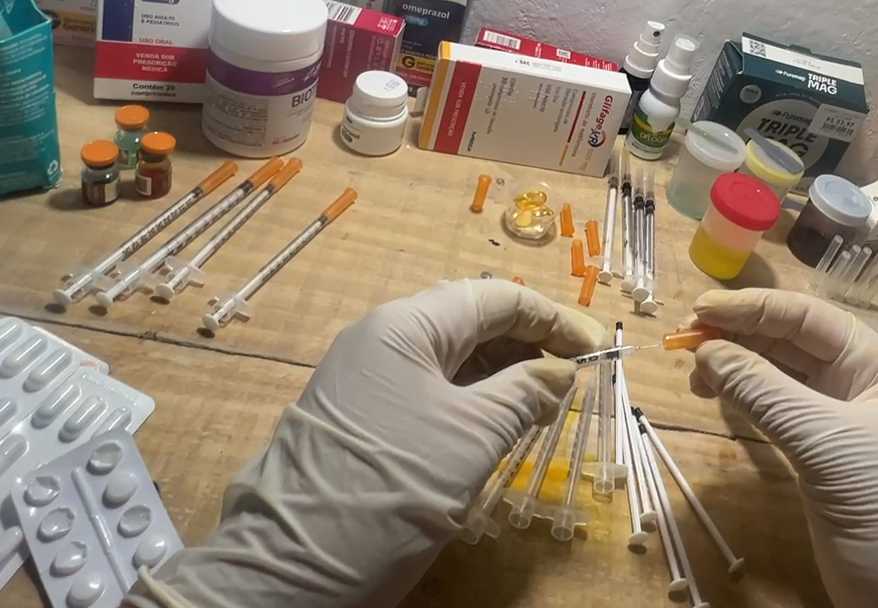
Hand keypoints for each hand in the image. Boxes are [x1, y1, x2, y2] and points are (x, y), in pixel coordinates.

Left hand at [131, 279, 603, 607]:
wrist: (281, 578)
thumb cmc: (388, 493)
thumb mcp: (471, 438)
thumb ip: (525, 392)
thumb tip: (562, 371)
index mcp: (406, 325)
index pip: (494, 298)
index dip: (551, 319)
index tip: (596, 349)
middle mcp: (384, 337)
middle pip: (473, 321)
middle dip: (530, 343)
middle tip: (576, 376)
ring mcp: (369, 376)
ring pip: (453, 356)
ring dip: (505, 372)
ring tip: (548, 402)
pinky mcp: (364, 414)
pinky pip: (432, 388)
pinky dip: (475, 398)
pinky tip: (504, 420)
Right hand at [689, 288, 877, 607]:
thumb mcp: (828, 446)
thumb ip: (764, 393)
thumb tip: (706, 351)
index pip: (808, 318)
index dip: (753, 307)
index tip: (700, 308)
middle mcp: (861, 382)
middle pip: (790, 342)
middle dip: (739, 335)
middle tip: (685, 339)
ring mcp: (839, 419)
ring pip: (778, 375)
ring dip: (735, 367)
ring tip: (694, 372)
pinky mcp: (820, 454)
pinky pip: (775, 408)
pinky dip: (743, 398)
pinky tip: (716, 394)